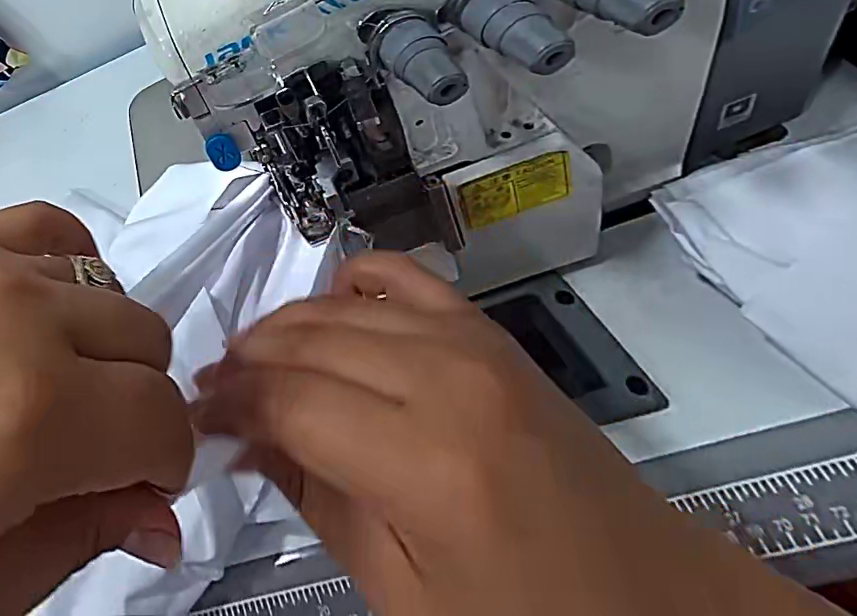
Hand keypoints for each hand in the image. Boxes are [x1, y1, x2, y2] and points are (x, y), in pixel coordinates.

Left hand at [0, 203, 191, 615]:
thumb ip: (74, 543)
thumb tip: (157, 516)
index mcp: (35, 410)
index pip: (166, 420)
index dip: (163, 473)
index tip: (130, 510)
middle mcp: (20, 312)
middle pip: (143, 335)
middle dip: (138, 404)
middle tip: (85, 466)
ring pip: (99, 276)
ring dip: (102, 334)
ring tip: (54, 391)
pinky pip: (33, 231)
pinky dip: (58, 269)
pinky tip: (19, 321)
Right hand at [193, 252, 837, 615]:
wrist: (659, 601)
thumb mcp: (405, 597)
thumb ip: (315, 500)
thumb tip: (243, 438)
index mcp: (430, 467)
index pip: (292, 403)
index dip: (234, 402)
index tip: (197, 413)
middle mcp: (448, 380)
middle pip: (310, 343)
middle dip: (248, 361)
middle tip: (215, 387)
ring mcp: (472, 341)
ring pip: (341, 307)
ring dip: (285, 326)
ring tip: (253, 357)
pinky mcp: (488, 328)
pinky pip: (400, 274)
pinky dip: (351, 281)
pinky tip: (327, 305)